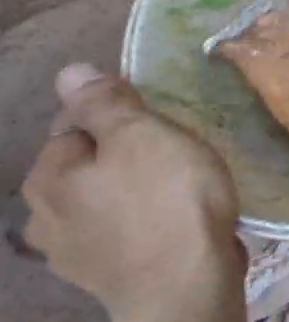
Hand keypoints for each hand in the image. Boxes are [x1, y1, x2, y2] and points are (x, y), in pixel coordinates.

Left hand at [24, 63, 245, 321]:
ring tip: (177, 172)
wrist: (182, 278)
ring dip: (129, 180)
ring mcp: (68, 245)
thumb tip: (70, 72)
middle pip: (84, 160)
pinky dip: (137, 210)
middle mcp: (44, 211)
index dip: (116, 109)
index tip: (161, 109)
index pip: (73, 122)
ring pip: (98, 194)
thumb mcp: (145, 137)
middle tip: (176, 138)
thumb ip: (106, 106)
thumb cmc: (169, 197)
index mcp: (51, 175)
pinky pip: (115, 223)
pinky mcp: (99, 265)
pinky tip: (167, 209)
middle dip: (122, 147)